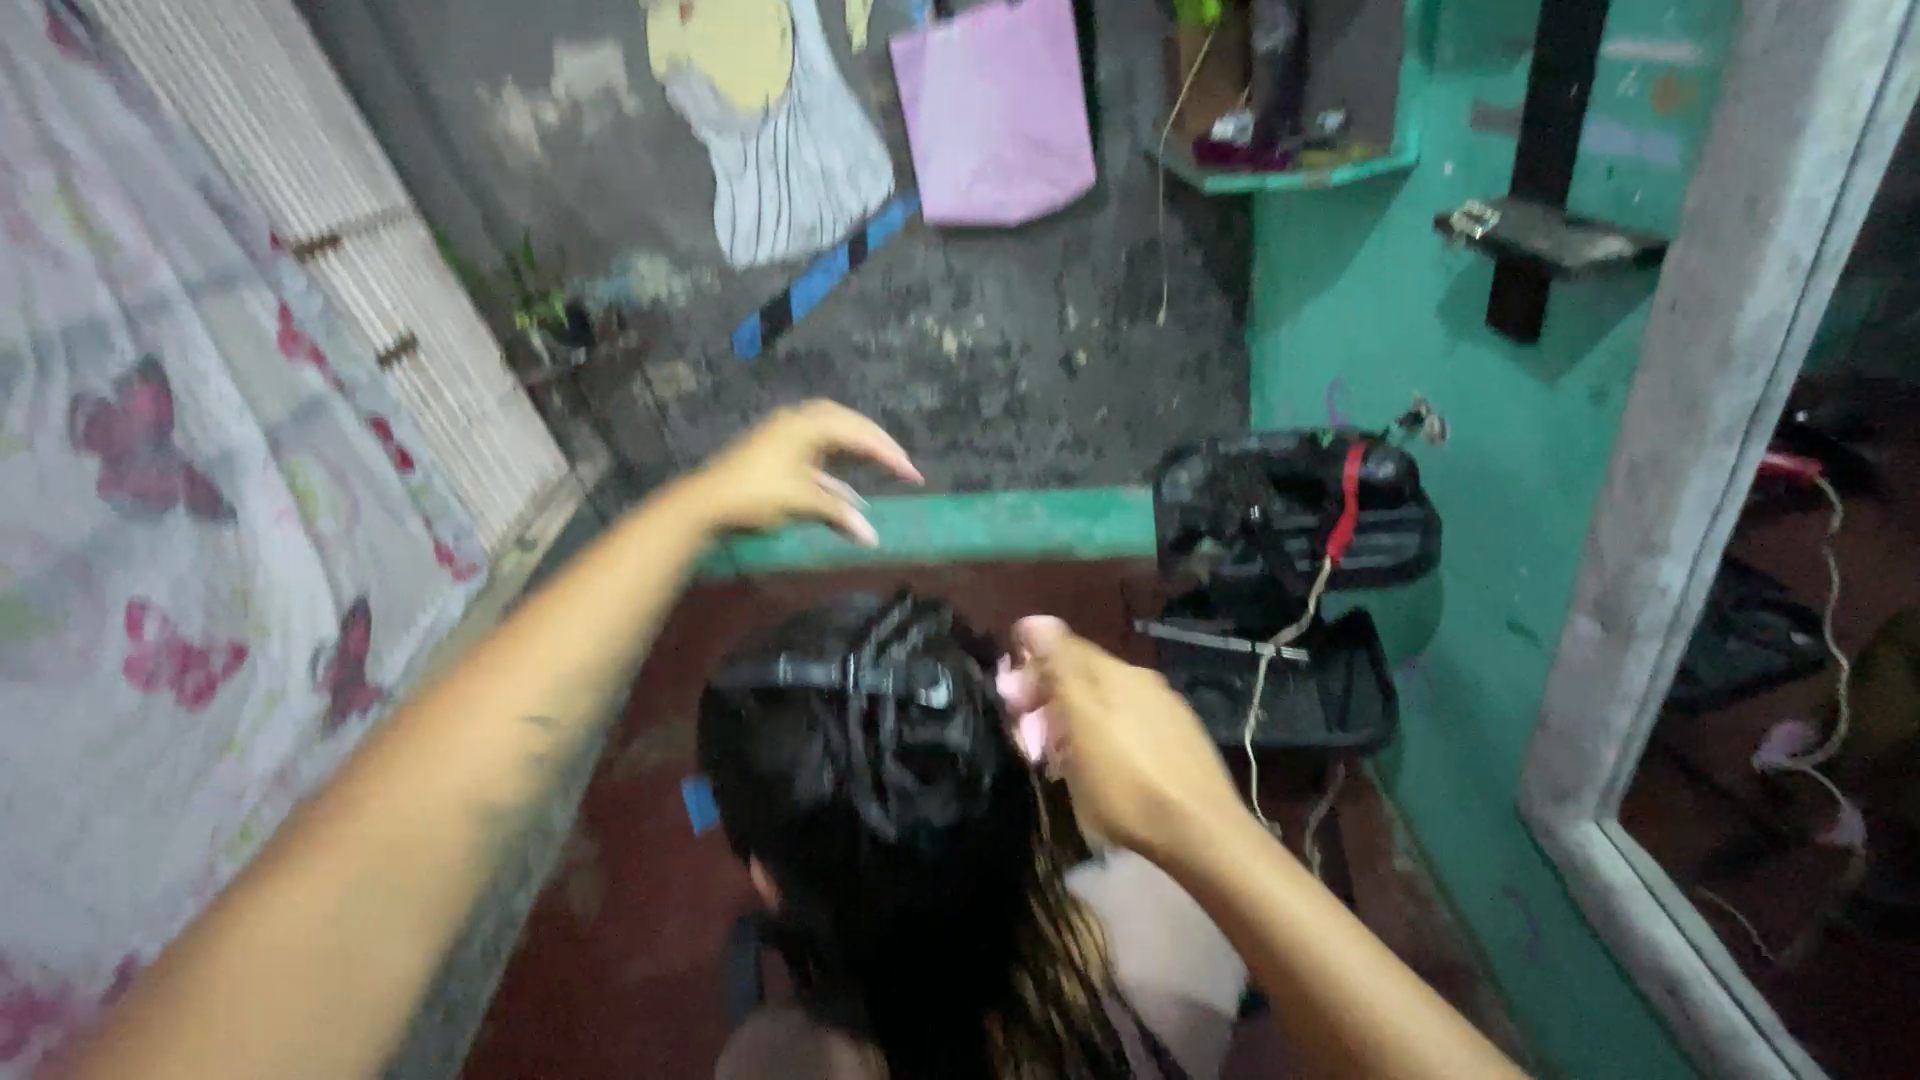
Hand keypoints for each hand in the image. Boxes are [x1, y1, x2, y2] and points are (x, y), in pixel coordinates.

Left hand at [682, 401, 921, 545]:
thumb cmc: (755, 493)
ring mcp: (787, 433)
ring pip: (834, 434)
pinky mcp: (779, 450)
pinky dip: (837, 466)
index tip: (911, 473)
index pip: (859, 433)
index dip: (888, 453)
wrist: (706, 500)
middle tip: (903, 465)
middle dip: (878, 445)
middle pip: (849, 425)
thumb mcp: (802, 501)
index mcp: (808, 425)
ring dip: (859, 449)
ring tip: (883, 464)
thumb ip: (839, 513)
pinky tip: (849, 491)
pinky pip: (819, 450)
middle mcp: (799, 421)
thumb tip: (872, 538)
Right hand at [1014, 617, 1247, 859]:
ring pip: (1104, 702)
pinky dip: (1103, 736)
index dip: (1030, 670)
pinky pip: (1127, 724)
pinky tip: (1103, 765)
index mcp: (1112, 672)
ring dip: (1073, 721)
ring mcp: (1164, 708)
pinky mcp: (1180, 739)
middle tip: (1030, 740)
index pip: (1061, 649)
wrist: (1200, 832)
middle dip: (1048, 700)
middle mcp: (1140, 679)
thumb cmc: (1125, 783)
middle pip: (1082, 677)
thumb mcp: (1080, 723)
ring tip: (1061, 759)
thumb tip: (1035, 619)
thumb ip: (1058, 667)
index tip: (1011, 703)